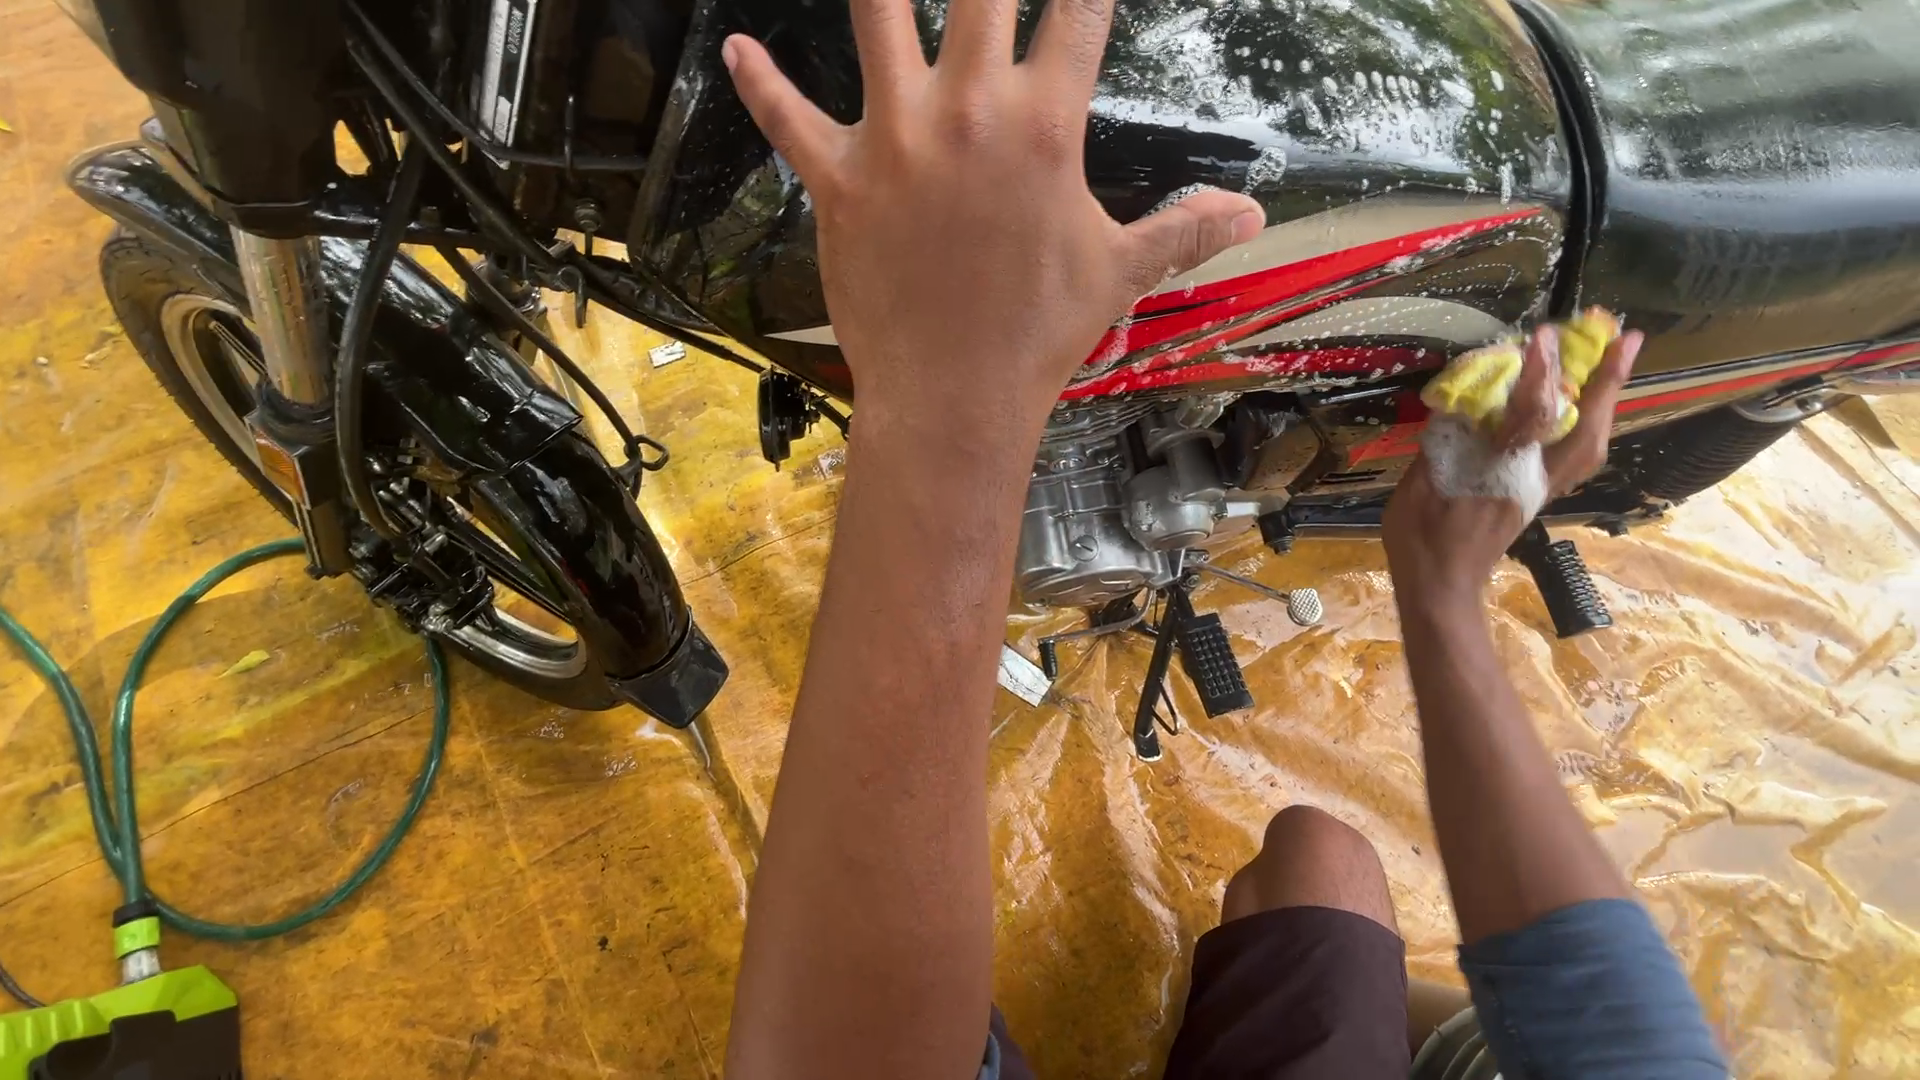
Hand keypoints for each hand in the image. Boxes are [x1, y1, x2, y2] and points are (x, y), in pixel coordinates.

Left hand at [722, 0, 1263, 437]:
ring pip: (874, 15)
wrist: (956, 399)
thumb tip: (1257, 213)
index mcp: (1044, 126)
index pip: (1077, 8)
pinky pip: (789, 121)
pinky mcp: (839, 184)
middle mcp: (970, 111)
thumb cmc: (1038, 337)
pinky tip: (742, 48)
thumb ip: (1185, 230)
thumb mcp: (1119, 276)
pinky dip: (764, 86)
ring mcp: (896, 142)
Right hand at [1383, 325, 1643, 607]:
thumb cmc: (1421, 539)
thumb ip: (1443, 446)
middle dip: (1608, 382)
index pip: (1530, 416)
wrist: (1440, 586)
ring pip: (1587, 443)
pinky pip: (1573, 454)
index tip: (1541, 337)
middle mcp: (1534, 480)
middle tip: (1627, 338)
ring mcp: (1539, 490)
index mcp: (1502, 473)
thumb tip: (1459, 409)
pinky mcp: (1534, 496)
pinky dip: (1583, 425)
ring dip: (1604, 402)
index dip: (1538, 374)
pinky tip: (1576, 410)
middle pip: (1585, 429)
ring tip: (1614, 366)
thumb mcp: (1419, 487)